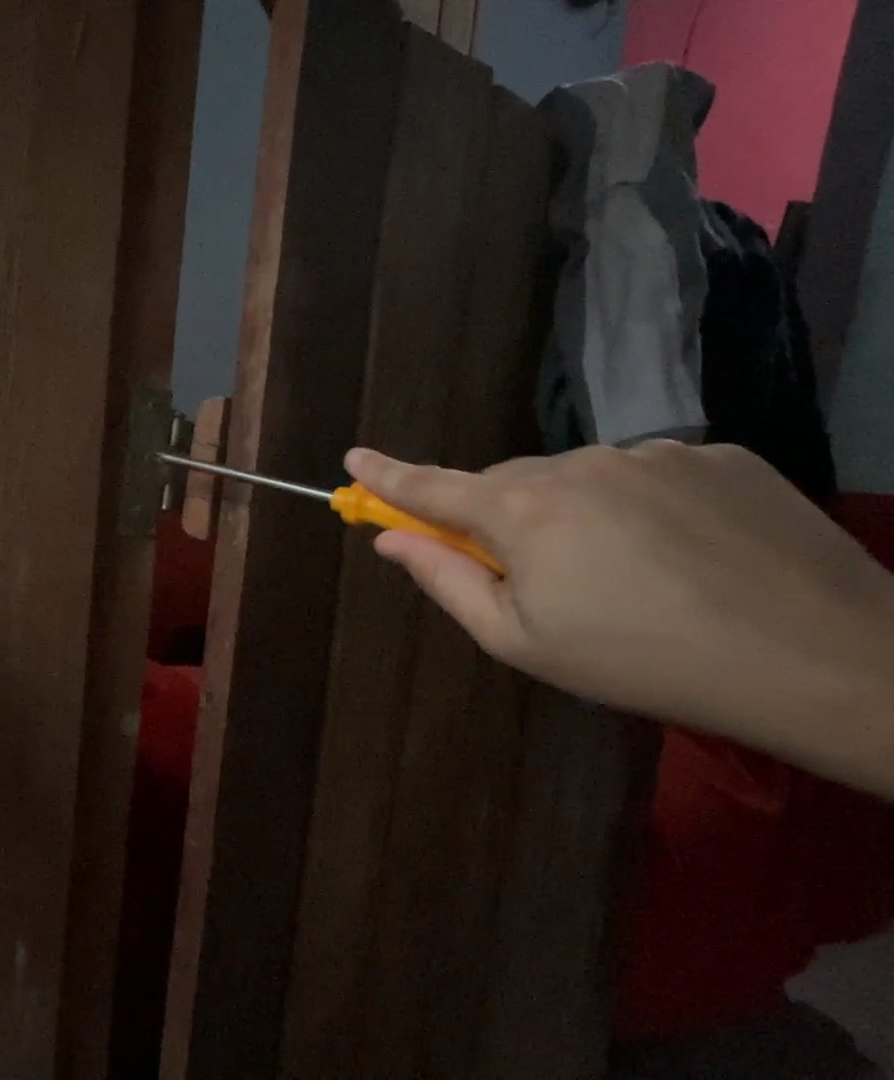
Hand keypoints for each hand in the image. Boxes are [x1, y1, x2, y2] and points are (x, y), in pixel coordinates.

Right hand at [345, 442, 893, 781]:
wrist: (824, 661)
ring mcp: (654, 453)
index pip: (428, 485)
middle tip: (537, 580)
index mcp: (518, 509)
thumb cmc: (641, 661)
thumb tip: (390, 541)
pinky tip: (683, 554)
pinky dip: (641, 507)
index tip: (352, 458)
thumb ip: (444, 581)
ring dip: (575, 516)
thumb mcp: (520, 641)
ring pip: (579, 480)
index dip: (383, 476)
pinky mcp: (721, 455)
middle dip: (501, 521)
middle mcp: (577, 463)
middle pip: (507, 485)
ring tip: (629, 577)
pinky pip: (648, 475)